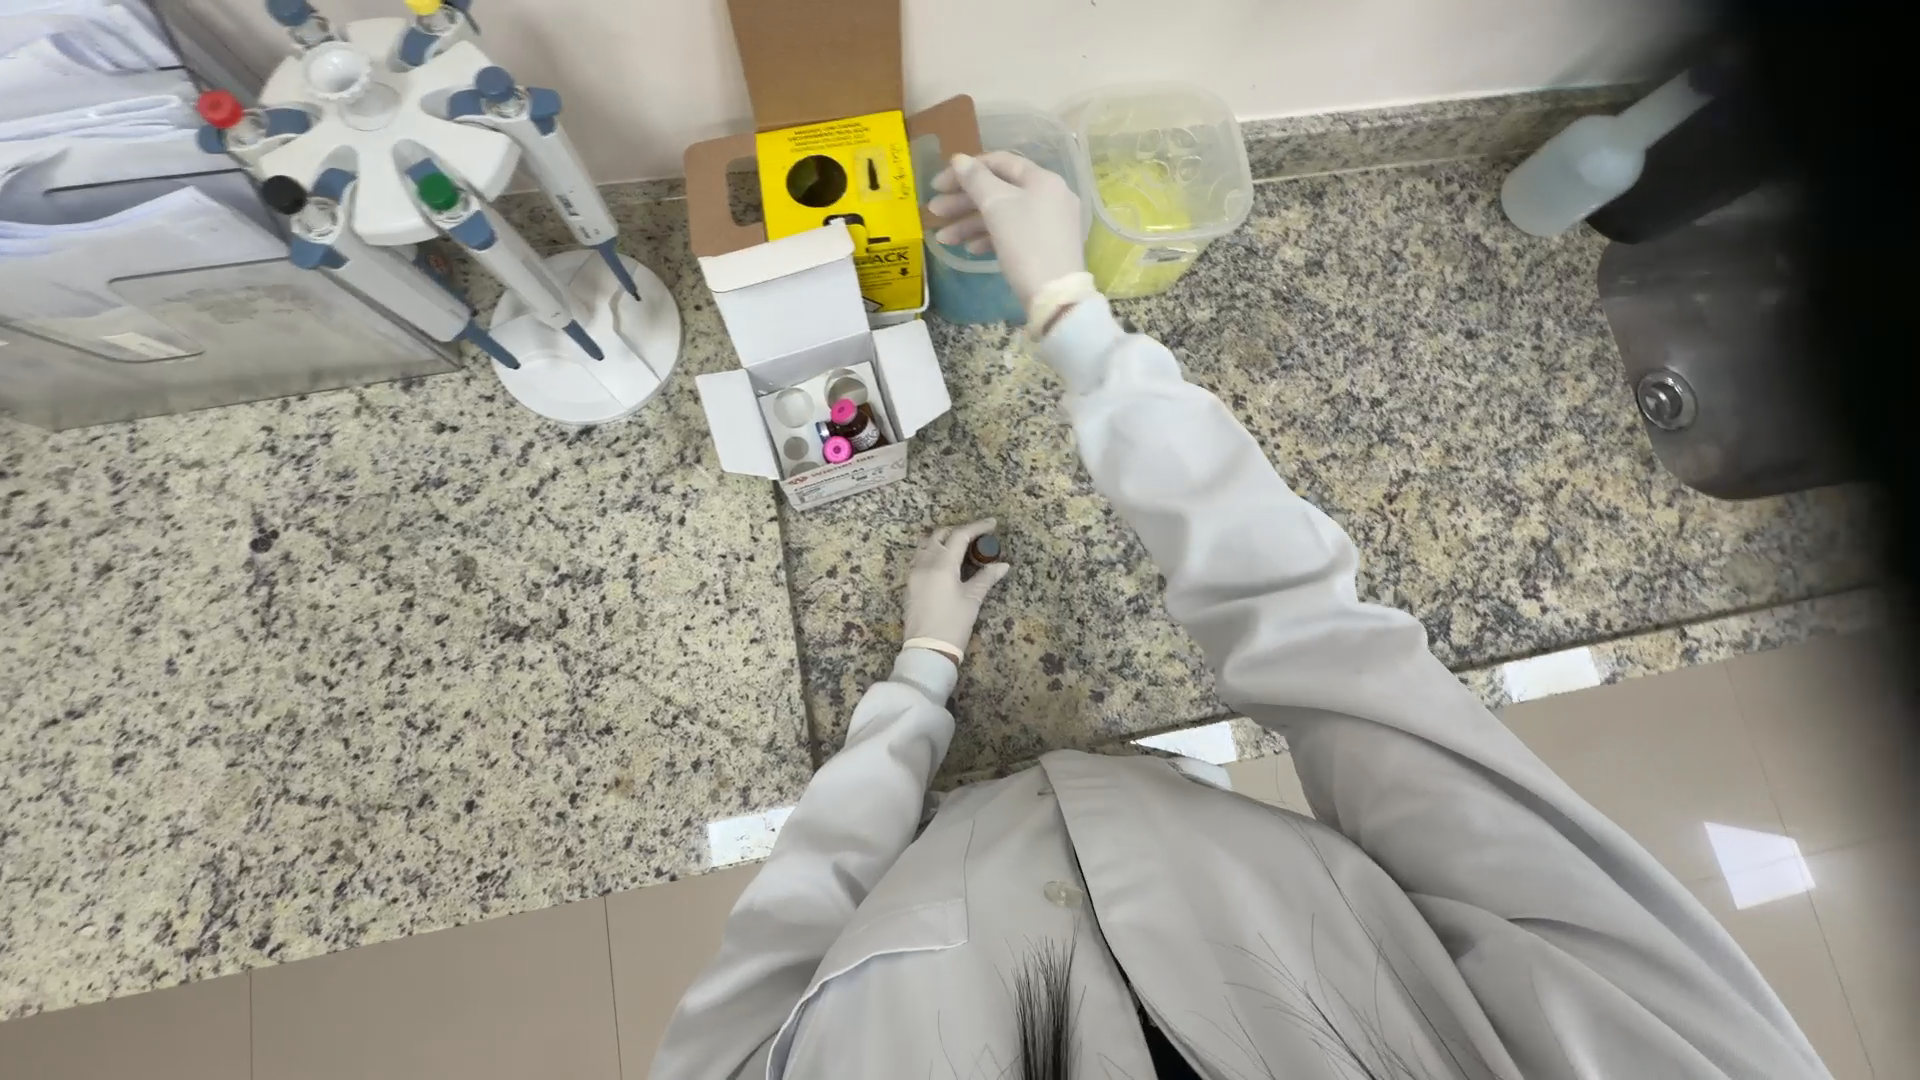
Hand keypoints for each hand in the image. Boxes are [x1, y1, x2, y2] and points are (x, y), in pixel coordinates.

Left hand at [902, 519, 1009, 662]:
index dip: (977, 527)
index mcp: (941, 564)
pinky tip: (945, 562)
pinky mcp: (910, 584)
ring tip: (960, 547)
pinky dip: (933, 552)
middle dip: (958, 531)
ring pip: (926, 545)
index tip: (992, 524)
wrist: (927, 649)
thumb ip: (986, 578)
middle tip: (976, 537)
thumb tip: (1003, 565)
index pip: (960, 536)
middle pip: (939, 535)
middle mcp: (924, 563)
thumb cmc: (953, 624)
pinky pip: (920, 558)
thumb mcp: (972, 599)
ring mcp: (914, 574)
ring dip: (943, 540)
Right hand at [927, 152, 1085, 314]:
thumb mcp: (997, 207)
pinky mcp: (1045, 248)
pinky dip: (990, 238)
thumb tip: (959, 160)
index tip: (938, 184)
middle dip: (963, 201)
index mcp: (1042, 179)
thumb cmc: (1026, 245)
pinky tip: (970, 249)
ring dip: (970, 224)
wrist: (1055, 297)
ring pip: (1004, 215)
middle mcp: (1050, 196)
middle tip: (934, 212)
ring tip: (944, 239)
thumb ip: (976, 180)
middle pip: (999, 191)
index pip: (999, 163)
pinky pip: (1014, 234)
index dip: (966, 170)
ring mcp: (1050, 224)